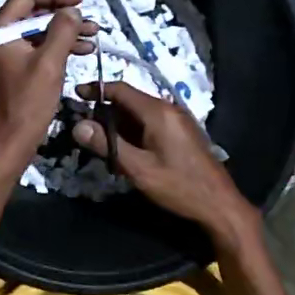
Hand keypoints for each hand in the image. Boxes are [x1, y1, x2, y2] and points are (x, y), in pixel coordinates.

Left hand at [0, 0, 96, 152]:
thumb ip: (62, 31)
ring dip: (66, 29)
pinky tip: (83, 49)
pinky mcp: (17, 67)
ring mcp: (8, 52)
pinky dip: (60, 45)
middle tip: (89, 16)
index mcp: (0, 29)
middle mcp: (0, 35)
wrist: (12, 141)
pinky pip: (39, 47)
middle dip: (63, 11)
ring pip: (39, 29)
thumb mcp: (50, 63)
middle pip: (33, 9)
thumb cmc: (28, 102)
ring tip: (93, 33)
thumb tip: (73, 10)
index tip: (81, 0)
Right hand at [73, 81, 254, 233]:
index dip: (96, 89)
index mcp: (158, 112)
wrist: (219, 205)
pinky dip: (132, 130)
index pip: (120, 89)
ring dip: (118, 123)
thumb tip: (78, 126)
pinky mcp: (181, 133)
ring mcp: (177, 120)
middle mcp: (168, 109)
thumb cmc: (178, 185)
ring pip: (138, 113)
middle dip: (104, 110)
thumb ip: (107, 145)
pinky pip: (149, 122)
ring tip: (100, 141)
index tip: (75, 95)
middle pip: (129, 100)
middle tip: (84, 127)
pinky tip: (124, 149)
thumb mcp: (138, 168)